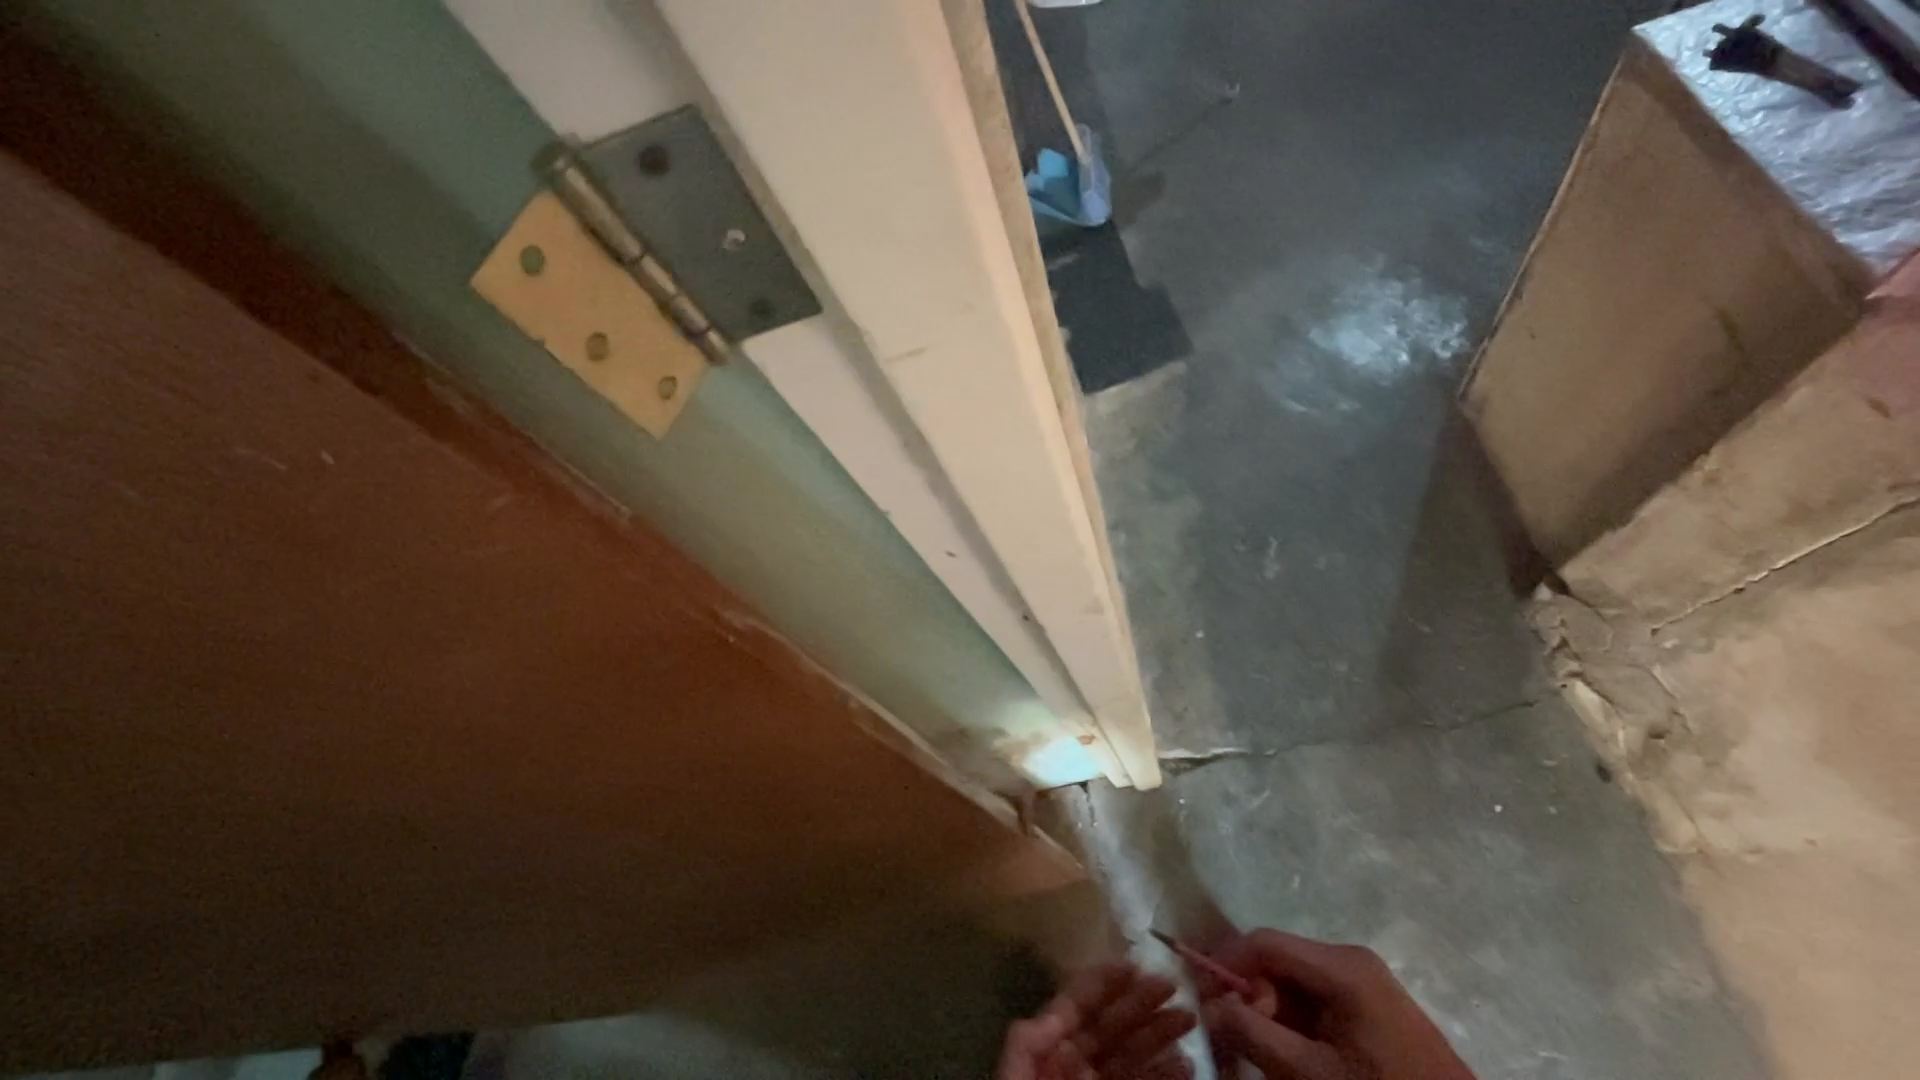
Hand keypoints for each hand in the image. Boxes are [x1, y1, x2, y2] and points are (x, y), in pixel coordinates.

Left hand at [996, 962, 1197, 1079]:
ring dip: (1158, 1037)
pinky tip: (1186, 1067)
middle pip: (1108, 1029)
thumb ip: (1025, 1049)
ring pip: (1130, 1058)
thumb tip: (1044, 1017)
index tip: (1134, 965)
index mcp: (1045, 1054)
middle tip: (1174, 987)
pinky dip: (1163, 1076)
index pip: (1073, 1009)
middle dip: (1139, 1005)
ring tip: (1188, 1021)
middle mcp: (1071, 1069)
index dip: (1101, 985)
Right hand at [1200, 930, 1474, 1079]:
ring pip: (1293, 982)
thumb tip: (1211, 1006)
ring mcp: (1364, 981)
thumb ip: (1254, 1035)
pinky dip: (1293, 1022)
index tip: (1199, 997)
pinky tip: (1289, 1055)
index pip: (1263, 943)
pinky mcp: (1371, 1005)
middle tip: (1230, 1037)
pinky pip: (1316, 1000)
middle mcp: (1351, 960)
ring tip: (1257, 1052)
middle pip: (1277, 961)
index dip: (1224, 964)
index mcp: (1341, 966)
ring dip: (1268, 1013)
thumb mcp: (1311, 1074)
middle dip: (1248, 996)